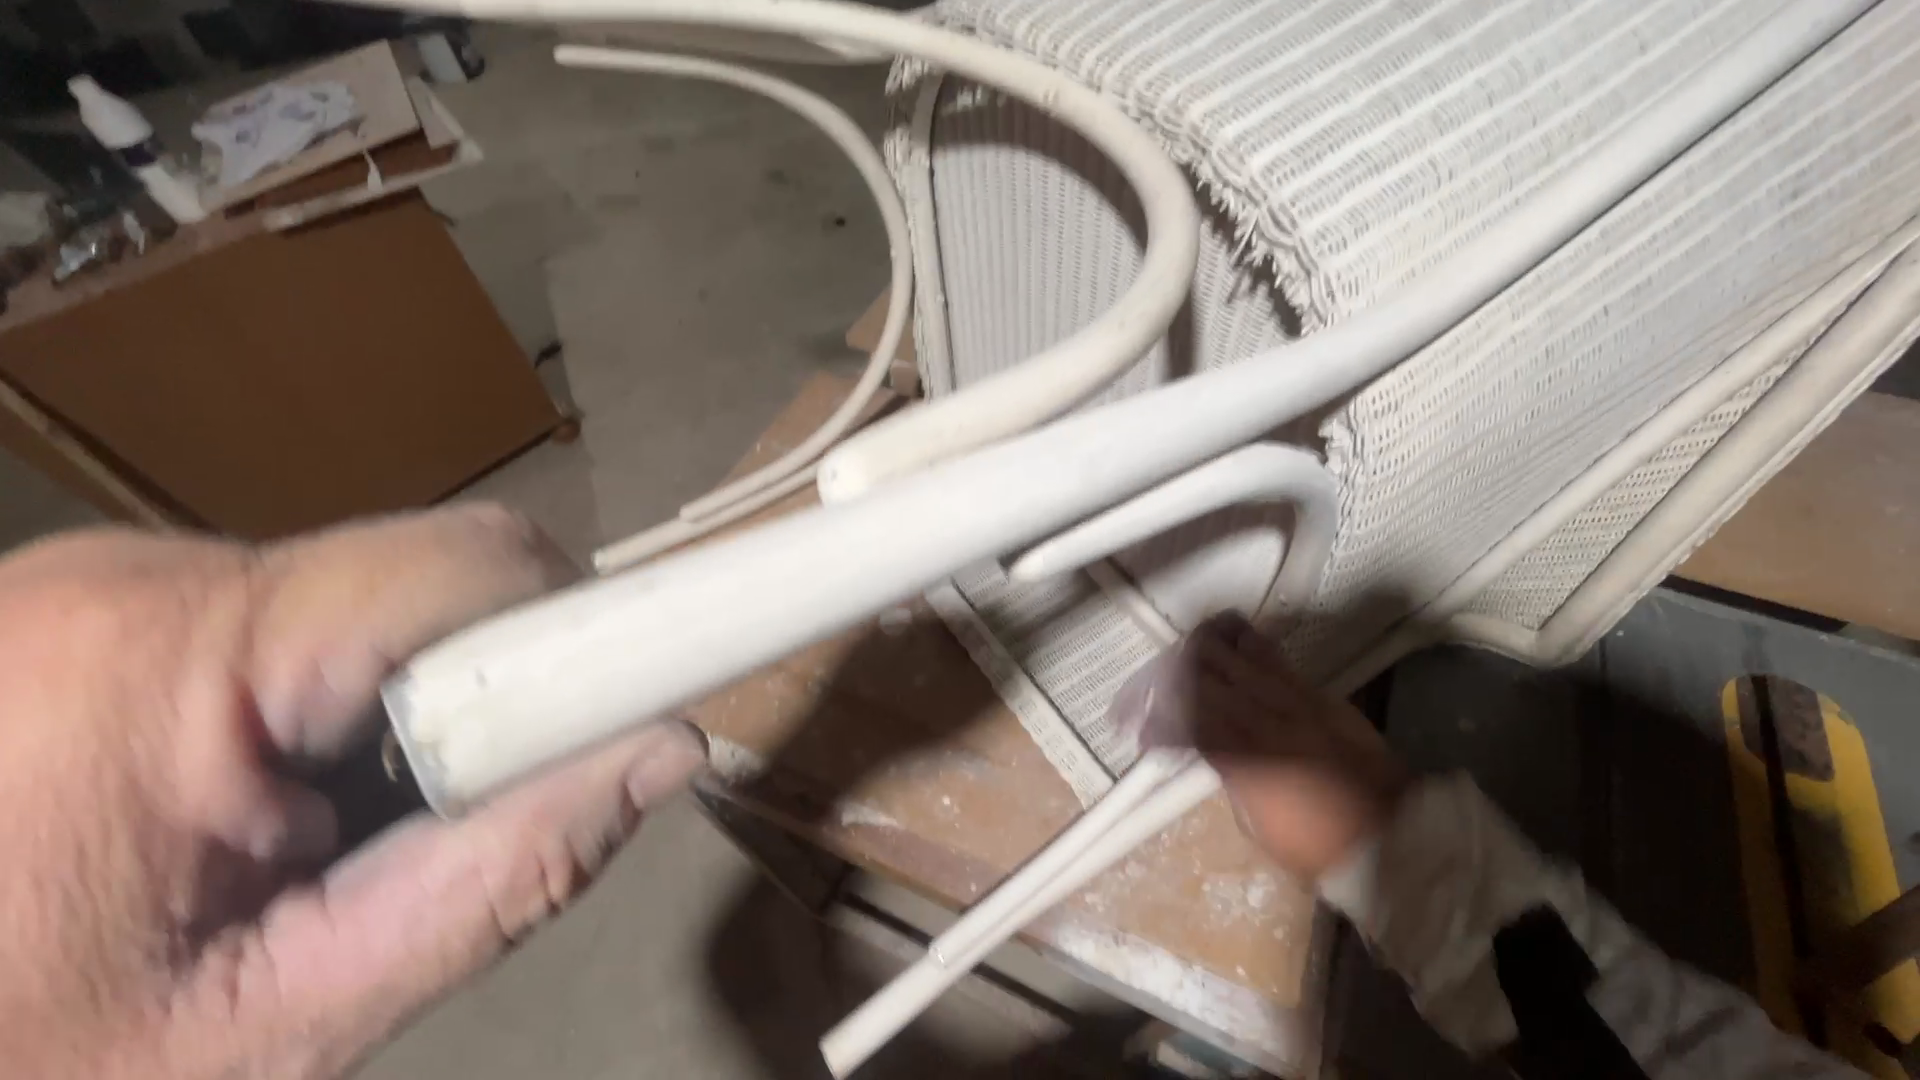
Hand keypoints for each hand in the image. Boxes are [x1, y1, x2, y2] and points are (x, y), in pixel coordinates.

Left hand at [0, 505, 707, 1078]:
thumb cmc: (34, 1067)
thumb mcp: (285, 1019)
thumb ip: (501, 875)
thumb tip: (668, 752)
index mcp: (169, 656)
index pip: (469, 566)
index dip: (571, 632)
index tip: (597, 722)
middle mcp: (138, 572)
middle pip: (436, 568)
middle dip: (503, 671)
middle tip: (463, 800)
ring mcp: (104, 575)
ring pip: (382, 589)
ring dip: (428, 687)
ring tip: (350, 818)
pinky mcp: (100, 599)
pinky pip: (309, 609)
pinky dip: (354, 686)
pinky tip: (284, 790)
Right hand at [1114, 613, 1407, 881]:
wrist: (1396, 834)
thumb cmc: (1321, 847)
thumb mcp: (1259, 825)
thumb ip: (1229, 777)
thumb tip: (1205, 748)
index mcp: (1245, 758)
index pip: (1182, 720)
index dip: (1151, 720)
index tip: (1133, 728)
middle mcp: (1263, 716)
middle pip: (1196, 673)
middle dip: (1159, 679)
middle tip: (1141, 693)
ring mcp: (1290, 695)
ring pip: (1228, 649)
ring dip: (1192, 650)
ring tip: (1174, 660)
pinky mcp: (1314, 689)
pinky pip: (1266, 651)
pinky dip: (1235, 641)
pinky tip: (1220, 640)